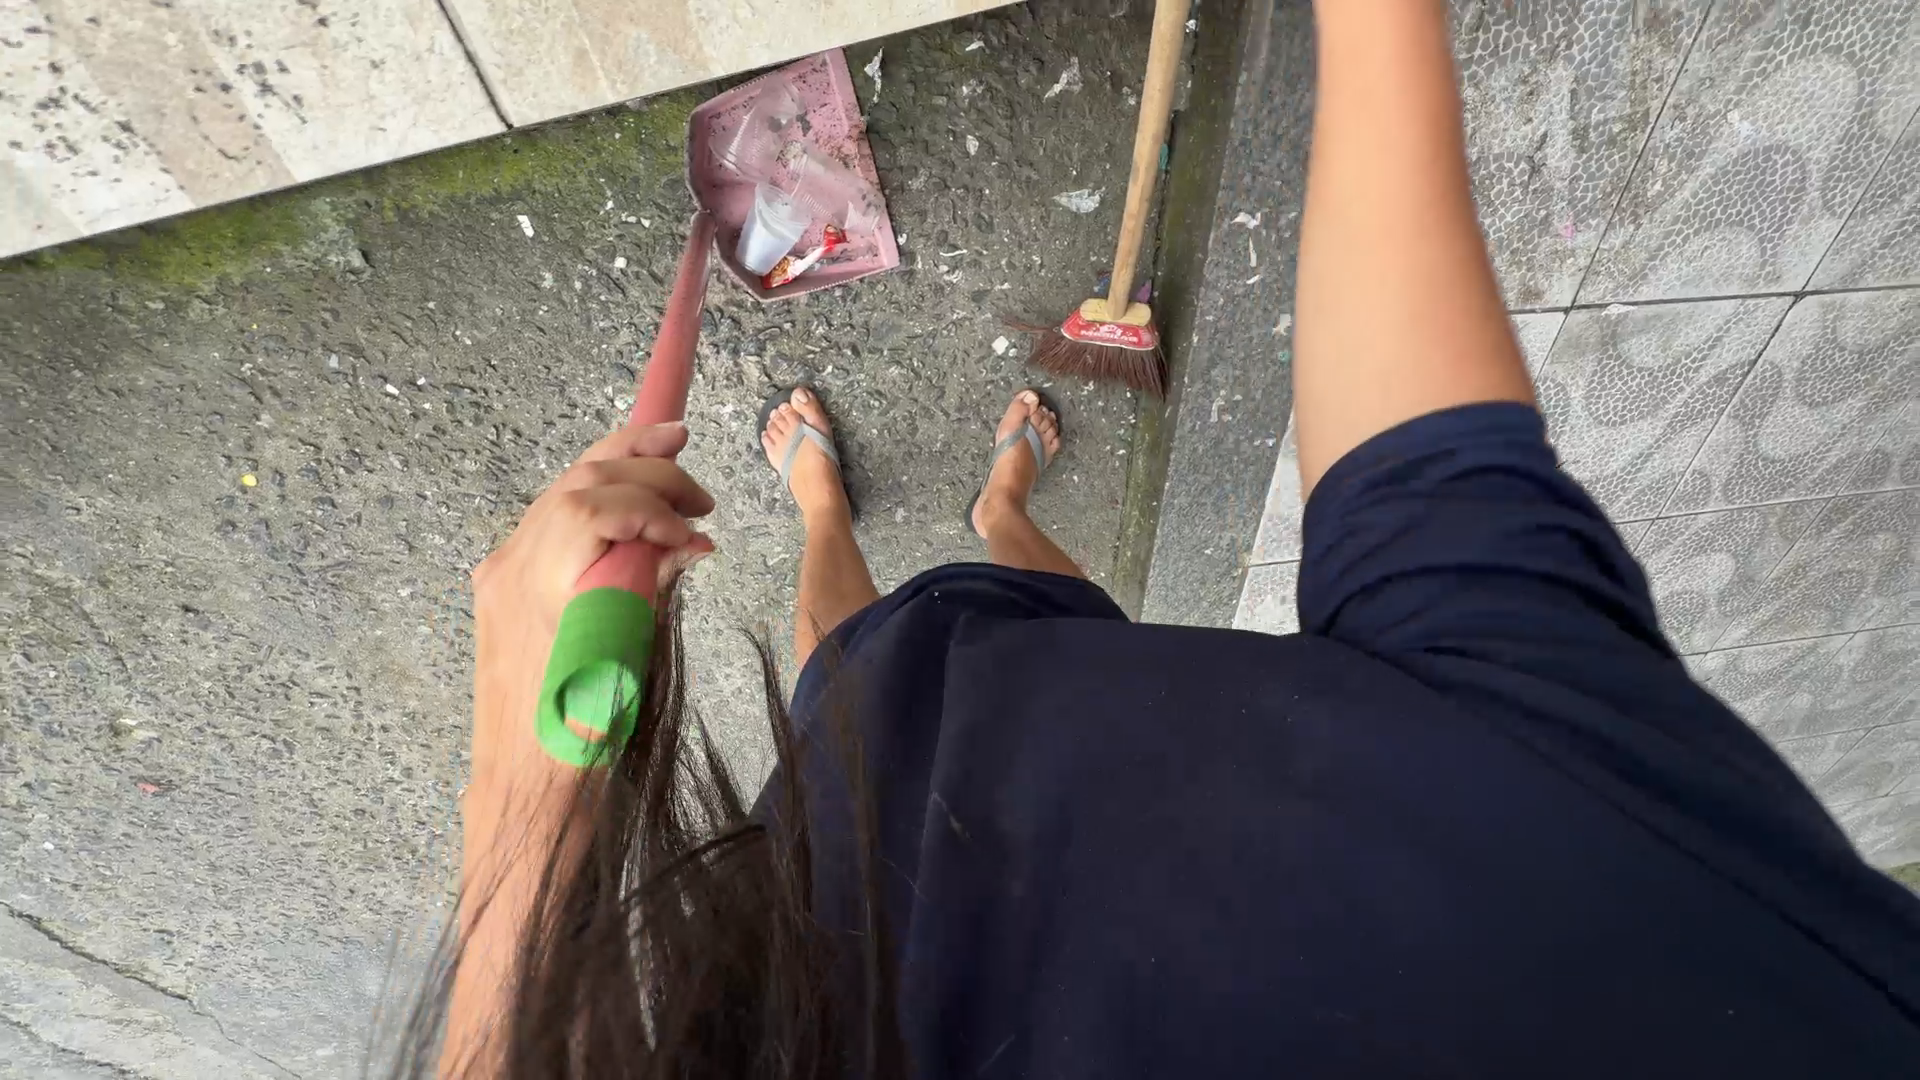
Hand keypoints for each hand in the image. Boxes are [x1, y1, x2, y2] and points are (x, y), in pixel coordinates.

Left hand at [469, 421, 714, 792]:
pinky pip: (558, 514)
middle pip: (581, 480)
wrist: (527, 781)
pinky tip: (633, 490)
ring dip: (623, 463)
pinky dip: (603, 494)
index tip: (695, 536)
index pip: (596, 504)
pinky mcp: (509, 578)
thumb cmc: (582, 732)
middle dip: (649, 470)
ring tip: (672, 445)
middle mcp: (511, 562)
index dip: (655, 507)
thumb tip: (689, 544)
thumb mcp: (629, 654)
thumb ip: (652, 585)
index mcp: (538, 583)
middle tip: (702, 496)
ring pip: (564, 486)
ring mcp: (504, 567)